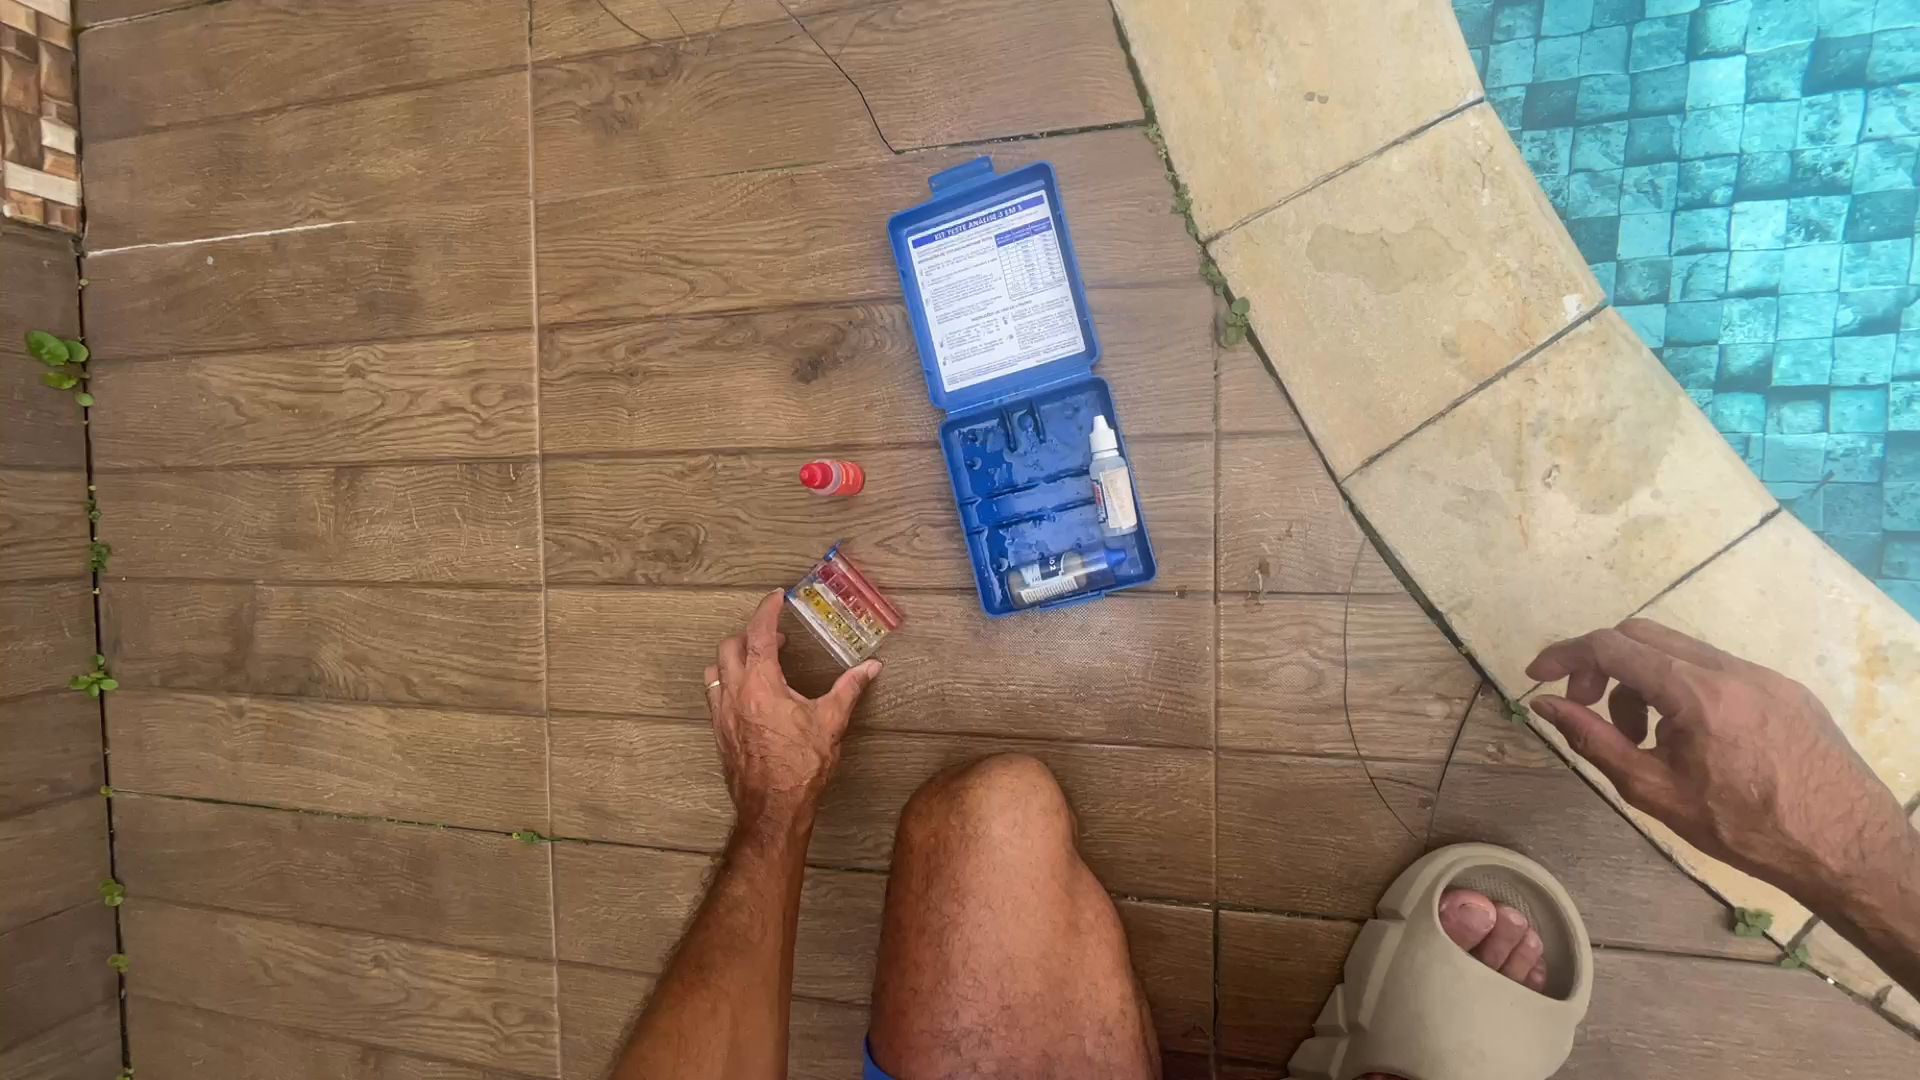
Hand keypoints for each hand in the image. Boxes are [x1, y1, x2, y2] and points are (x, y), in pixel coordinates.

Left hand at [704, 591, 881, 833]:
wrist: (773, 808)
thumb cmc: (802, 765)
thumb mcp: (831, 722)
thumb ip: (850, 688)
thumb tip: (872, 667)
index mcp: (761, 684)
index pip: (758, 634)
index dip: (766, 610)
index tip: (776, 597)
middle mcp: (734, 694)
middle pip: (729, 647)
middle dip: (751, 634)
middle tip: (776, 637)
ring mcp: (722, 714)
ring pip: (714, 670)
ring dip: (732, 657)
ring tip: (758, 661)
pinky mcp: (719, 732)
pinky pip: (713, 695)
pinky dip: (727, 682)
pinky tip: (749, 693)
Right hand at [1526, 619, 1911, 902]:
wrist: (1856, 857)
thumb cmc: (1743, 827)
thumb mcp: (1650, 787)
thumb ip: (1591, 738)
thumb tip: (1544, 703)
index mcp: (1699, 694)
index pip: (1611, 647)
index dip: (1563, 655)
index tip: (1536, 676)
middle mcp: (1734, 672)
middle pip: (1640, 635)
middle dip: (1598, 663)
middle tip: (1584, 704)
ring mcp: (1766, 679)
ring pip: (1675, 651)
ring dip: (1637, 678)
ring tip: (1638, 732)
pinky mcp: (1787, 693)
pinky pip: (1712, 669)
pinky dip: (1676, 687)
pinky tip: (1681, 733)